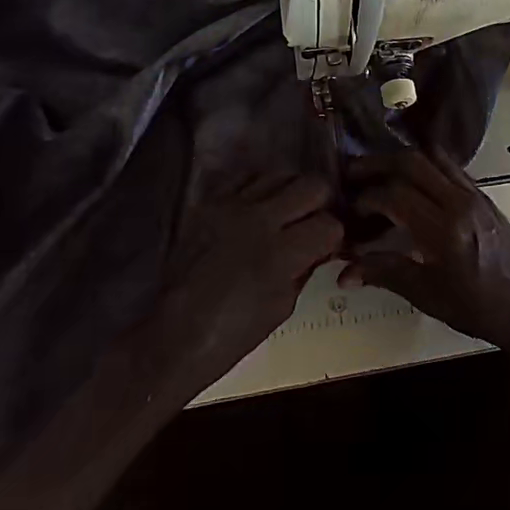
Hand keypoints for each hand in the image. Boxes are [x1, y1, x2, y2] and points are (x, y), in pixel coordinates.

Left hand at [151, 176, 343, 386]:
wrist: (173, 335)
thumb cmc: (233, 334)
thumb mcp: (283, 305)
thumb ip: (305, 267)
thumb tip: (320, 246)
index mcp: (282, 252)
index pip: (329, 224)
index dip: (336, 235)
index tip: (330, 245)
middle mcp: (261, 219)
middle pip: (312, 185)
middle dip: (322, 202)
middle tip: (315, 220)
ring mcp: (232, 207)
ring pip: (280, 174)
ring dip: (292, 192)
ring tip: (288, 211)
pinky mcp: (209, 204)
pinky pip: (245, 178)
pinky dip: (260, 187)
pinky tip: (260, 206)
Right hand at [339, 149, 509, 348]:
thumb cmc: (478, 308)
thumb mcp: (427, 295)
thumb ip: (385, 273)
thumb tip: (343, 273)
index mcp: (444, 230)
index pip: (395, 195)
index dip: (366, 198)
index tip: (350, 210)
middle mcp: (460, 202)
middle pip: (412, 163)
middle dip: (377, 163)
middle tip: (352, 173)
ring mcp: (474, 194)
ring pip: (432, 157)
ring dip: (401, 159)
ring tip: (377, 171)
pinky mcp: (483, 194)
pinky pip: (450, 166)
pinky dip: (426, 164)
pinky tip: (411, 179)